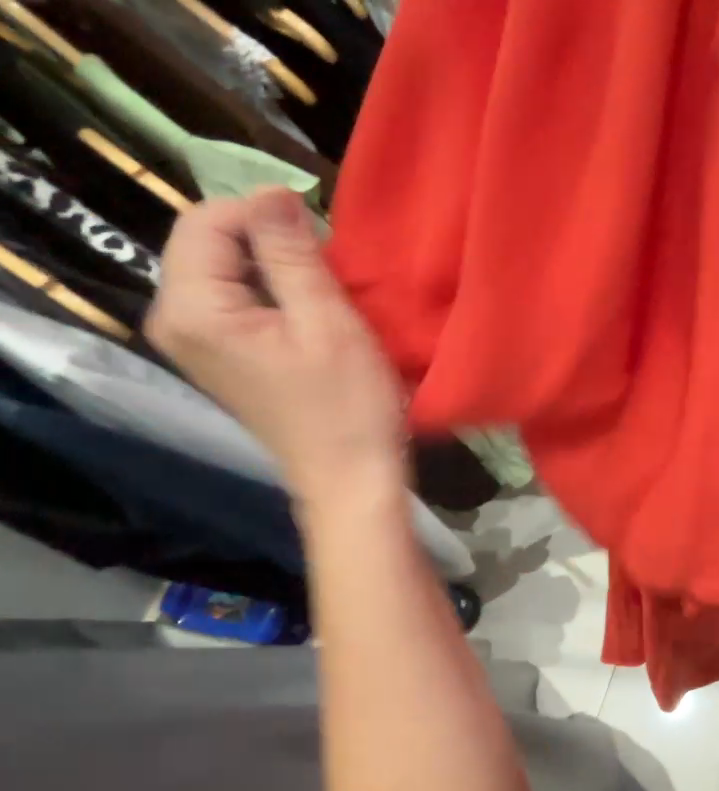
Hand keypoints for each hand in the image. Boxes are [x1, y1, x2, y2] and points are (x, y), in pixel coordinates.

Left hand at [146, 188, 407, 506]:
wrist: (351, 477)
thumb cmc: (349, 405)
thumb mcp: (329, 323)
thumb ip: (293, 255)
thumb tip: (272, 193)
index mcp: (193, 308)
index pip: (206, 224)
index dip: (263, 213)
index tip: (324, 229)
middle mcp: (174, 319)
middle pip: (209, 246)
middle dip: (269, 242)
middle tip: (332, 263)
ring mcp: (193, 341)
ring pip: (225, 272)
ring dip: (275, 269)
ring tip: (327, 287)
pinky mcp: (219, 357)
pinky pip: (235, 302)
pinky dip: (273, 295)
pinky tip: (312, 314)